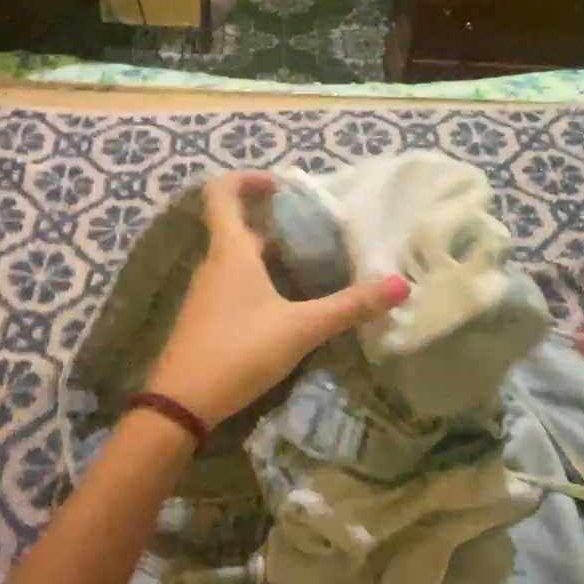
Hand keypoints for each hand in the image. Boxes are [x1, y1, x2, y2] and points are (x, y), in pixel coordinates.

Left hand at [144, 171, 411, 425]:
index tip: (281, 185)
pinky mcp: (207, 321)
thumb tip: (401, 285)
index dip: (247, 179)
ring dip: (269, 257)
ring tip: (311, 267)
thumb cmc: (239, 351)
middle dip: (274, 224)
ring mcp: (206, 294)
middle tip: (315, 232)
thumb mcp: (300, 328)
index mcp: (230, 252)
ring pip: (238, 261)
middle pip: (238, 228)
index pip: (222, 193)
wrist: (182, 404)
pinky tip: (287, 307)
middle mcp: (213, 265)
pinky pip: (235, 287)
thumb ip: (349, 307)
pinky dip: (260, 284)